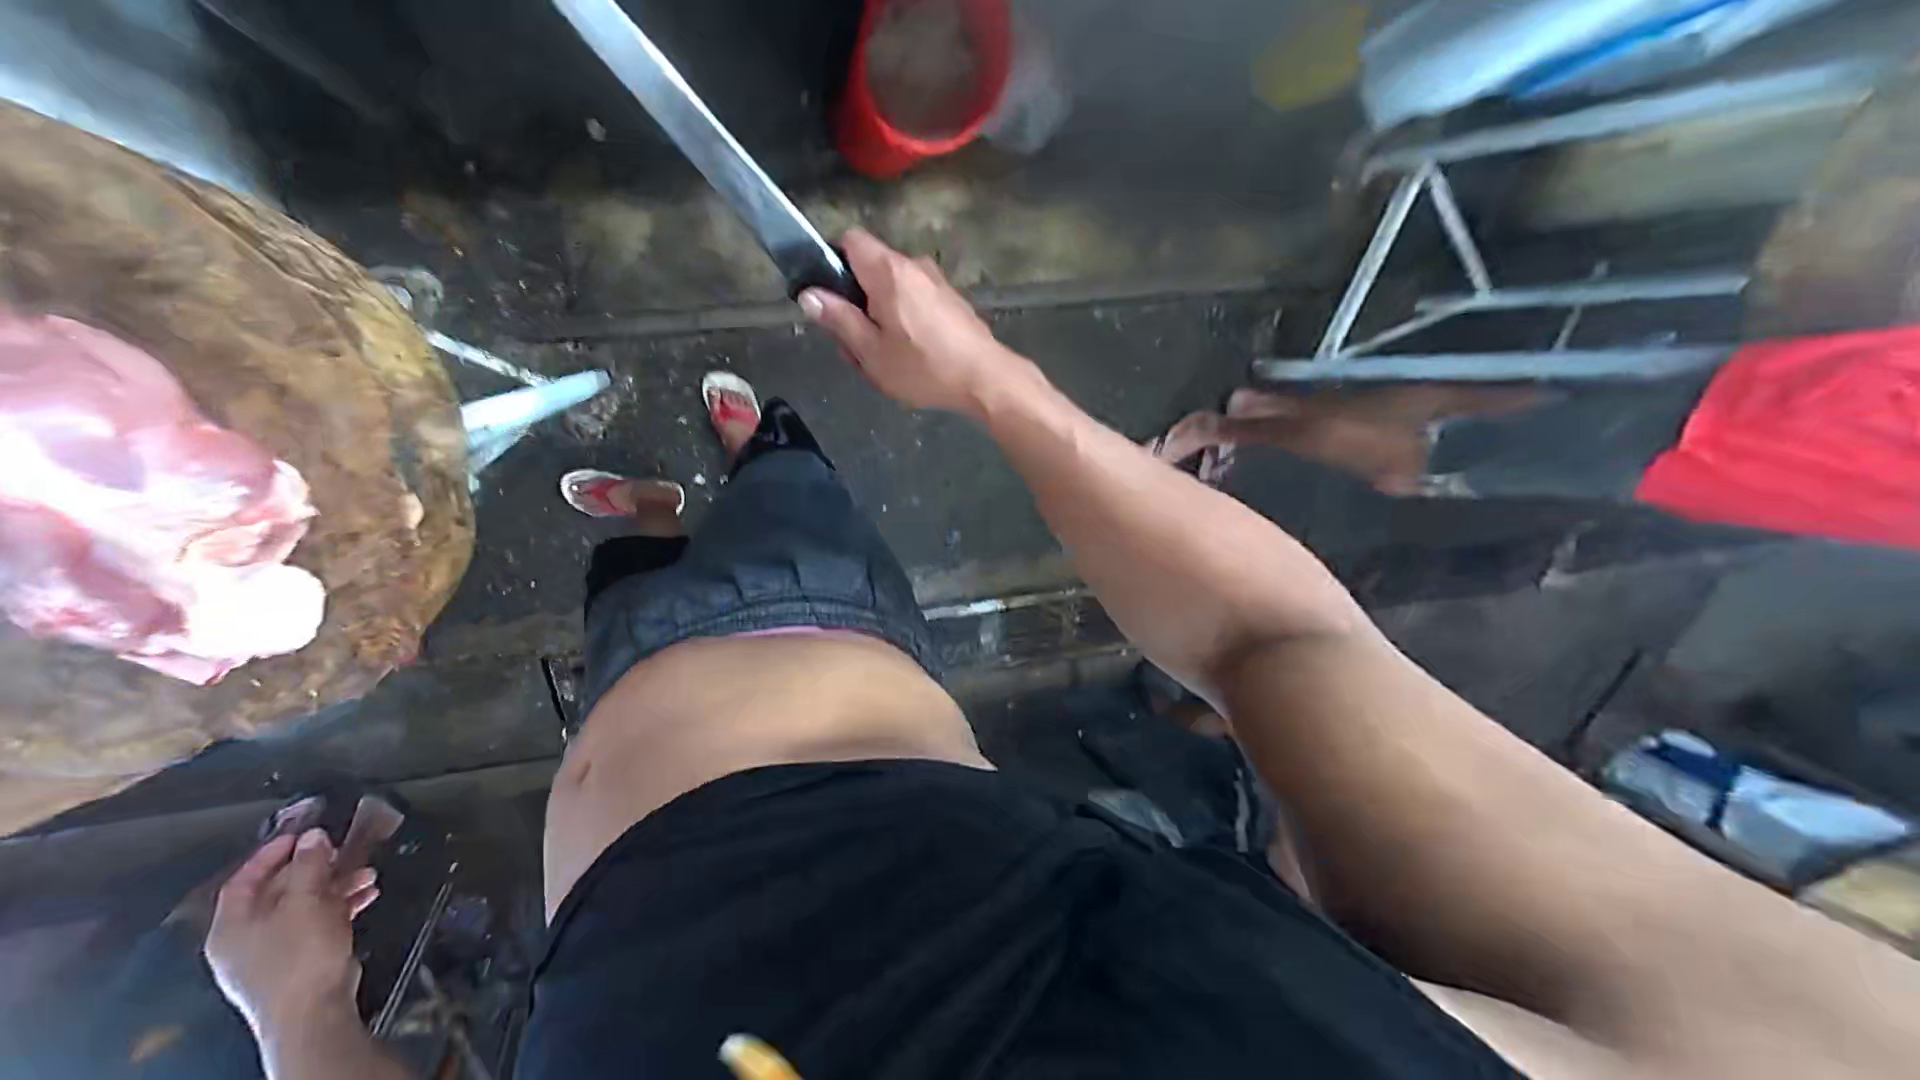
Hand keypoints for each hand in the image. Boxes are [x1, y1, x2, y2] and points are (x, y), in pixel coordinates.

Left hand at [204, 828, 378, 1040]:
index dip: (270, 854)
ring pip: (303, 905)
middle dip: (315, 867)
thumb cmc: (299, 953)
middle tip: (343, 850)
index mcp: (232, 925)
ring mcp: (271, 950)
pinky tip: (366, 896)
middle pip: (278, 891)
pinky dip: (340, 905)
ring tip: (366, 873)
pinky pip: (317, 921)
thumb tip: (312, 836)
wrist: (311, 1009)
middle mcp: (245, 937)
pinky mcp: (298, 958)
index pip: (243, 880)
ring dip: (335, 885)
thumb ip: (310, 866)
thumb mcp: (306, 901)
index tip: (301, 833)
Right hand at [799, 229, 1034, 417]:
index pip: (849, 240)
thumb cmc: (924, 367)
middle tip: (856, 346)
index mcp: (889, 271)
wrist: (986, 380)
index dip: (833, 263)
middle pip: (870, 270)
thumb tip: (810, 295)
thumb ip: (838, 320)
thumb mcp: (870, 351)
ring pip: (893, 292)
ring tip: (884, 360)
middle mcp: (914, 266)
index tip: (830, 298)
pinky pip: (915, 304)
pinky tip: (911, 358)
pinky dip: (905, 324)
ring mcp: (937, 283)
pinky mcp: (952, 302)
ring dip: (880, 320)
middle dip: (856, 304)